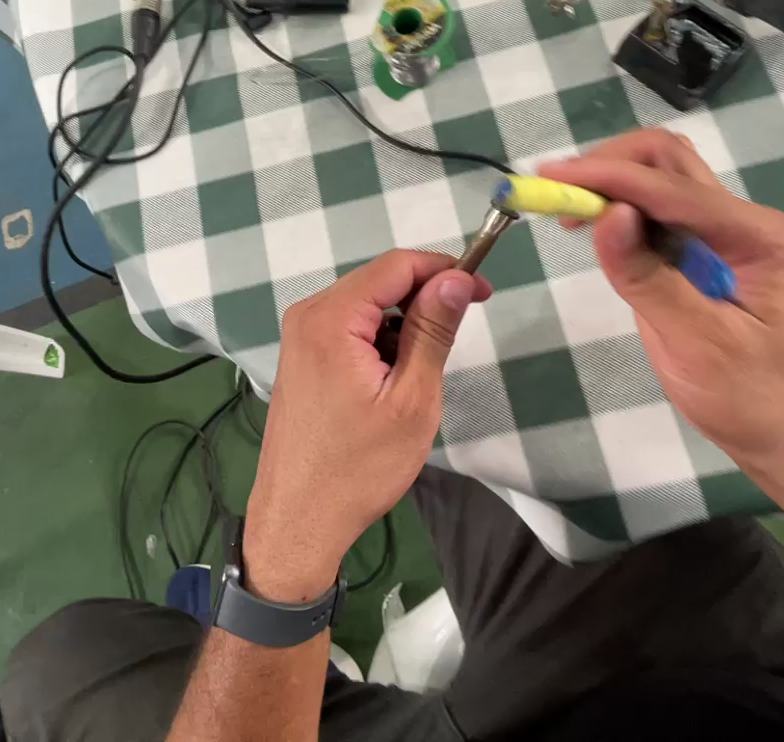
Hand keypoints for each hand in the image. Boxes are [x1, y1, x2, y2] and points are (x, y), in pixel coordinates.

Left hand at [244, 250, 490, 601]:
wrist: (298, 519)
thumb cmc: (360, 466)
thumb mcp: (411, 398)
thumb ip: (432, 330)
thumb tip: (457, 278)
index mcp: (331, 317)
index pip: (396, 265)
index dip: (444, 269)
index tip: (485, 292)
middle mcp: (308, 314)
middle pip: (378, 280)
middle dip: (425, 296)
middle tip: (461, 330)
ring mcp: (300, 335)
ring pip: (365, 304)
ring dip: (402, 322)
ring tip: (421, 371)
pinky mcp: (301, 356)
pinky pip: (348, 327)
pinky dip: (379, 339)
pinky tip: (391, 378)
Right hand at [539, 130, 783, 466]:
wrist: (771, 423)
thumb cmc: (742, 392)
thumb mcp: (694, 341)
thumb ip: (647, 277)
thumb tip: (607, 215)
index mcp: (758, 237)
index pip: (672, 188)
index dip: (609, 177)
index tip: (550, 180)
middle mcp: (746, 218)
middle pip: (668, 159)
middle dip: (608, 164)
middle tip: (555, 190)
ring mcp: (724, 226)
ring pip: (660, 171)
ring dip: (608, 177)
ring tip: (563, 205)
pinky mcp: (700, 239)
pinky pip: (654, 201)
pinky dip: (614, 200)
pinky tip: (587, 220)